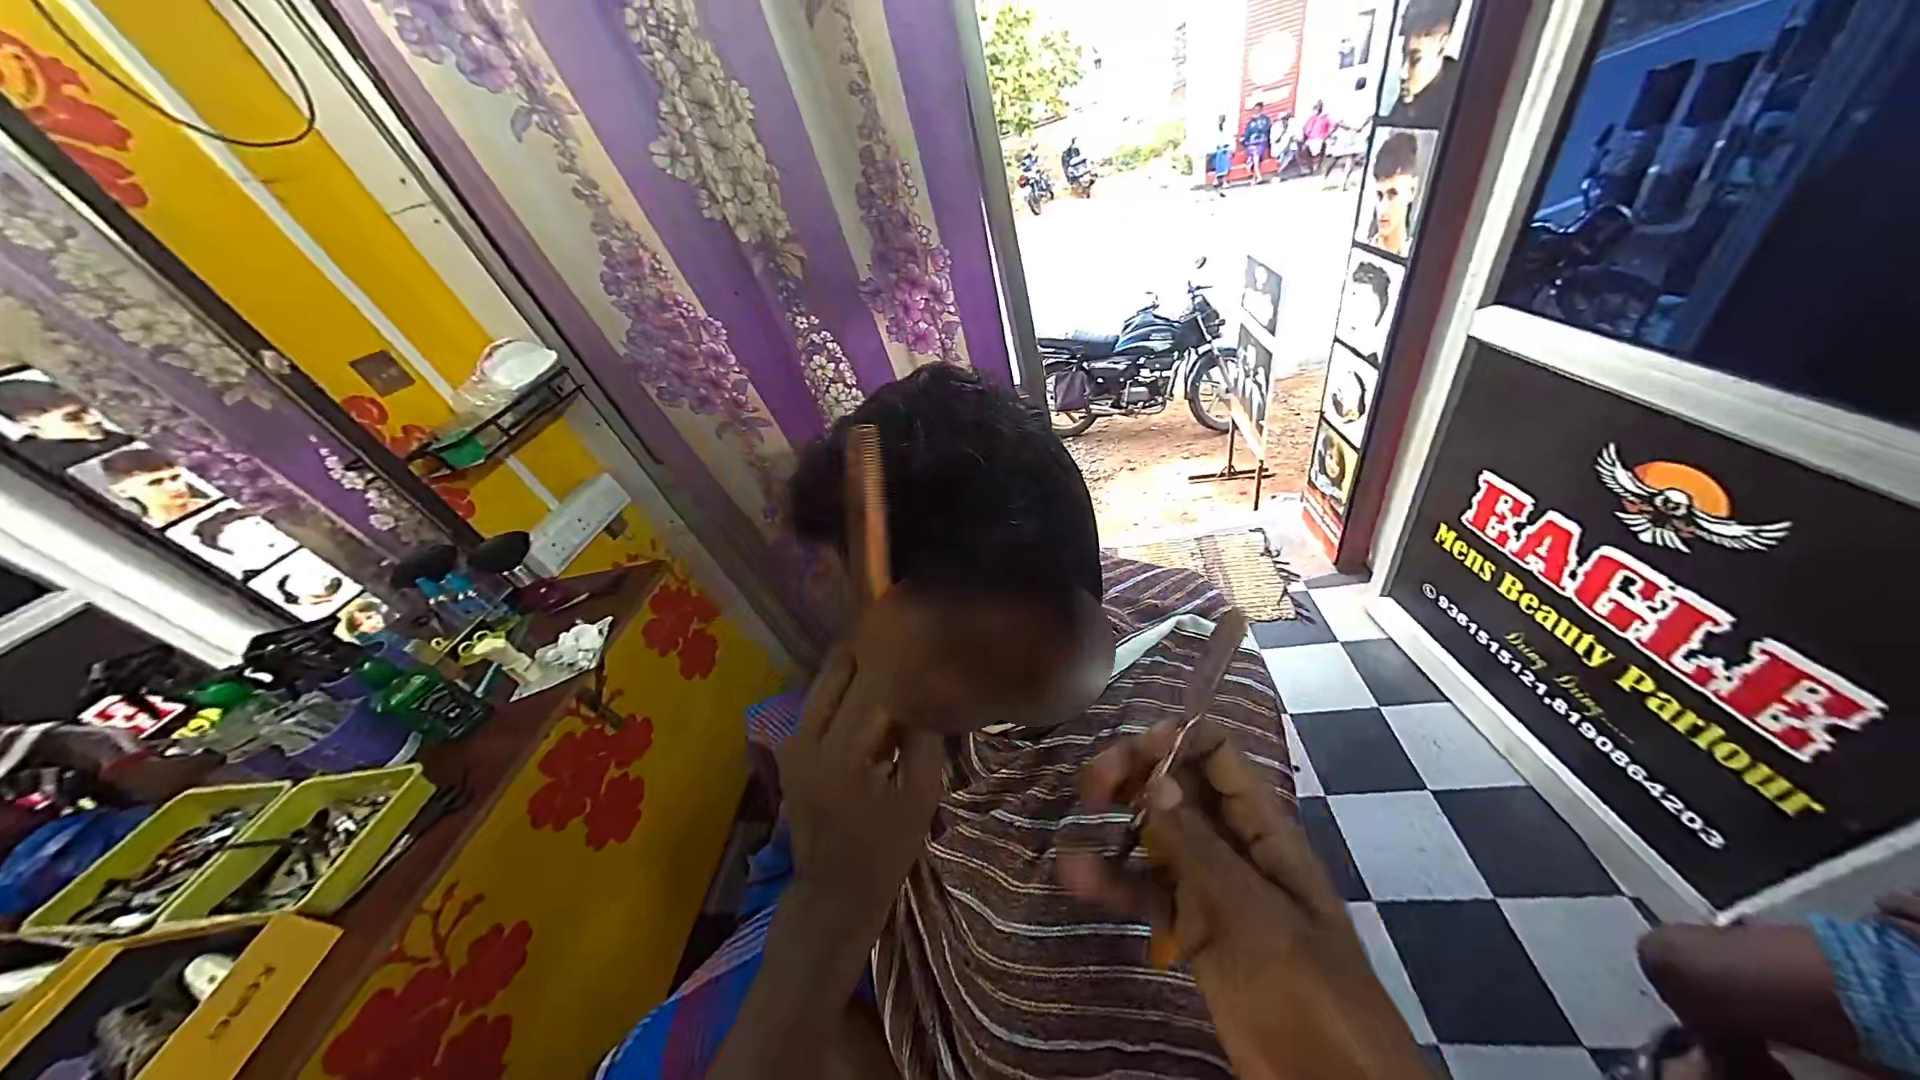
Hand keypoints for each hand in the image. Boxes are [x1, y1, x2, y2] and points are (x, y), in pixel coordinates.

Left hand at [777, 594, 944, 939]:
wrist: (833, 891)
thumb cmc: (886, 848)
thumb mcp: (920, 794)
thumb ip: (921, 735)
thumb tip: (922, 686)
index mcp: (842, 753)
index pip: (867, 682)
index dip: (891, 654)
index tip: (914, 629)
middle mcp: (807, 738)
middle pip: (836, 671)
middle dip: (868, 651)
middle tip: (900, 633)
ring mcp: (791, 743)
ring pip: (823, 683)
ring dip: (853, 668)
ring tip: (888, 654)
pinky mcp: (789, 749)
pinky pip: (818, 703)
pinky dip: (842, 689)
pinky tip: (869, 688)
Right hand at [1059, 719, 1425, 1079]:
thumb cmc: (1303, 986)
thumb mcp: (1250, 912)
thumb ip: (1197, 844)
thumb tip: (1153, 777)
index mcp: (1262, 827)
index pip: (1218, 754)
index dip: (1175, 740)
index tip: (1131, 752)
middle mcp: (1232, 844)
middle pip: (1178, 786)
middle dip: (1134, 775)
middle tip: (1092, 787)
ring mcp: (1208, 885)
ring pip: (1155, 834)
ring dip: (1116, 824)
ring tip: (1078, 820)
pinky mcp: (1188, 925)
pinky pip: (1146, 888)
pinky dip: (1114, 880)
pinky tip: (1079, 878)